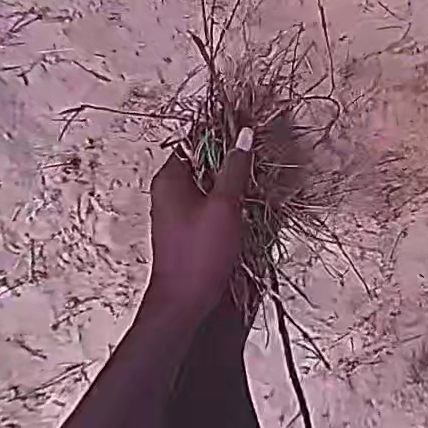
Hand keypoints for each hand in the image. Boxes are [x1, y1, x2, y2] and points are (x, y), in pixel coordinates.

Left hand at [143, 129, 252, 317]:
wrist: (184, 302)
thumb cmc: (200, 252)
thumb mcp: (223, 205)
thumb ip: (235, 167)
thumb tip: (245, 133)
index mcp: (170, 178)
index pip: (196, 139)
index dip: (222, 130)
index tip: (249, 125)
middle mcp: (169, 189)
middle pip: (202, 158)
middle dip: (230, 153)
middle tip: (259, 149)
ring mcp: (178, 208)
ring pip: (207, 179)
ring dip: (231, 174)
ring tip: (259, 170)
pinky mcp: (188, 225)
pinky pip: (208, 198)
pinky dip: (226, 193)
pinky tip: (247, 196)